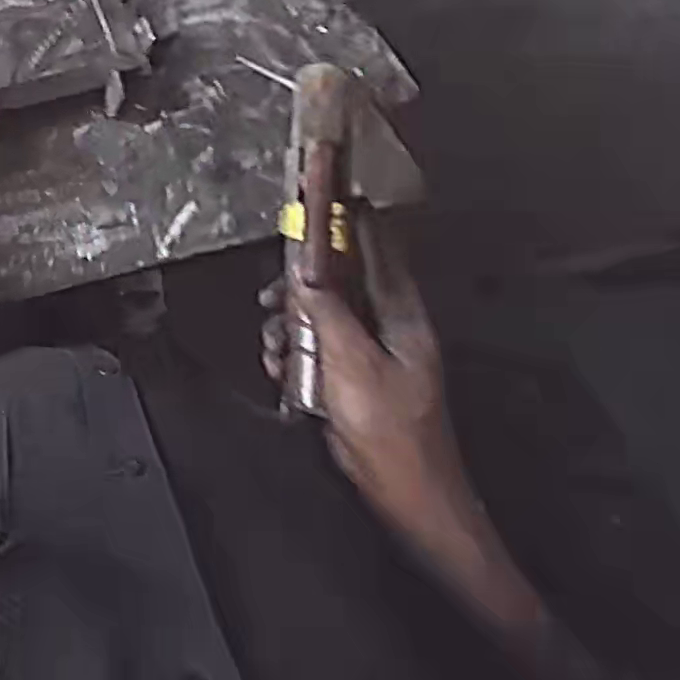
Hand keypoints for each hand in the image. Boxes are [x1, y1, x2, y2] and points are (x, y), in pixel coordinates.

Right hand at [263, 213, 463, 529]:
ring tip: (279, 350)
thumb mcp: (351, 363)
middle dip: (298, 288)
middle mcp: (385, 323)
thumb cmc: (389, 428)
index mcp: (400, 315)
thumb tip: (302, 269)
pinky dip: (291, 348)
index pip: (377, 251)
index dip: (354, 219)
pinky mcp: (348, 367)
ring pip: (316, 310)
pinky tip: (284, 367)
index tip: (331, 190)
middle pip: (335, 280)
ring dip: (288, 324)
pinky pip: (310, 339)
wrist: (403, 490)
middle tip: (275, 301)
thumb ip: (326, 311)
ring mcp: (367, 347)